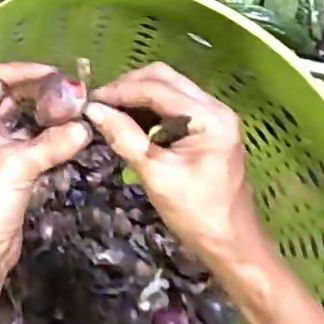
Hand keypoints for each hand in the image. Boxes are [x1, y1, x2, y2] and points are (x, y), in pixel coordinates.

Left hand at [0, 62, 90, 272]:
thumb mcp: (19, 167)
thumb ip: (52, 145)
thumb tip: (84, 128)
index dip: (25, 71)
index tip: (55, 75)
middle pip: (15, 96)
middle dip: (42, 92)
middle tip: (74, 94)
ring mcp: (0, 147)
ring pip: (27, 119)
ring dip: (49, 115)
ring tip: (78, 112)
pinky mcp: (14, 166)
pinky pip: (34, 141)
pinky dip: (52, 137)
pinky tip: (73, 136)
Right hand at [83, 63, 266, 263]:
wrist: (232, 246)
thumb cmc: (196, 213)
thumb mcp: (155, 174)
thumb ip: (124, 137)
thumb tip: (93, 109)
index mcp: (209, 117)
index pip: (156, 89)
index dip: (119, 91)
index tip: (91, 100)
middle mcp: (215, 107)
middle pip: (163, 77)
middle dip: (128, 86)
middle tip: (101, 103)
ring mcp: (213, 115)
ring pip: (167, 86)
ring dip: (137, 94)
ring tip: (110, 110)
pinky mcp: (208, 125)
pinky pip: (172, 102)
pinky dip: (148, 106)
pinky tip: (130, 120)